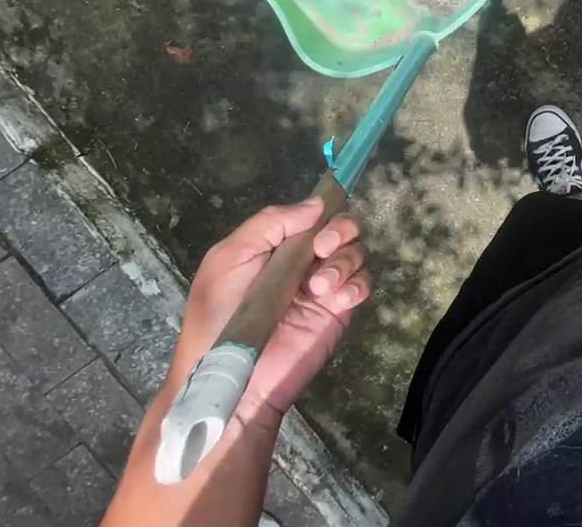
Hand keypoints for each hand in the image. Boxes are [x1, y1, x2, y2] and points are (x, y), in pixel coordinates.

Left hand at [176, 198, 371, 429]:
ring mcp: (324, 287)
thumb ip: (269, 224)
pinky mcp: (338, 311)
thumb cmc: (217, 315)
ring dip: (344, 262)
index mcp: (277, 247)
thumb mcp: (229, 259)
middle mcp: (305, 261)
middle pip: (343, 229)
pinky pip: (363, 285)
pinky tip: (337, 299)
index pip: (314, 215)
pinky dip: (356, 285)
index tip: (320, 221)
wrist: (229, 376)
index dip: (324, 211)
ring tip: (320, 287)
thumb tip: (317, 204)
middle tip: (322, 250)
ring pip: (356, 253)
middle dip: (341, 231)